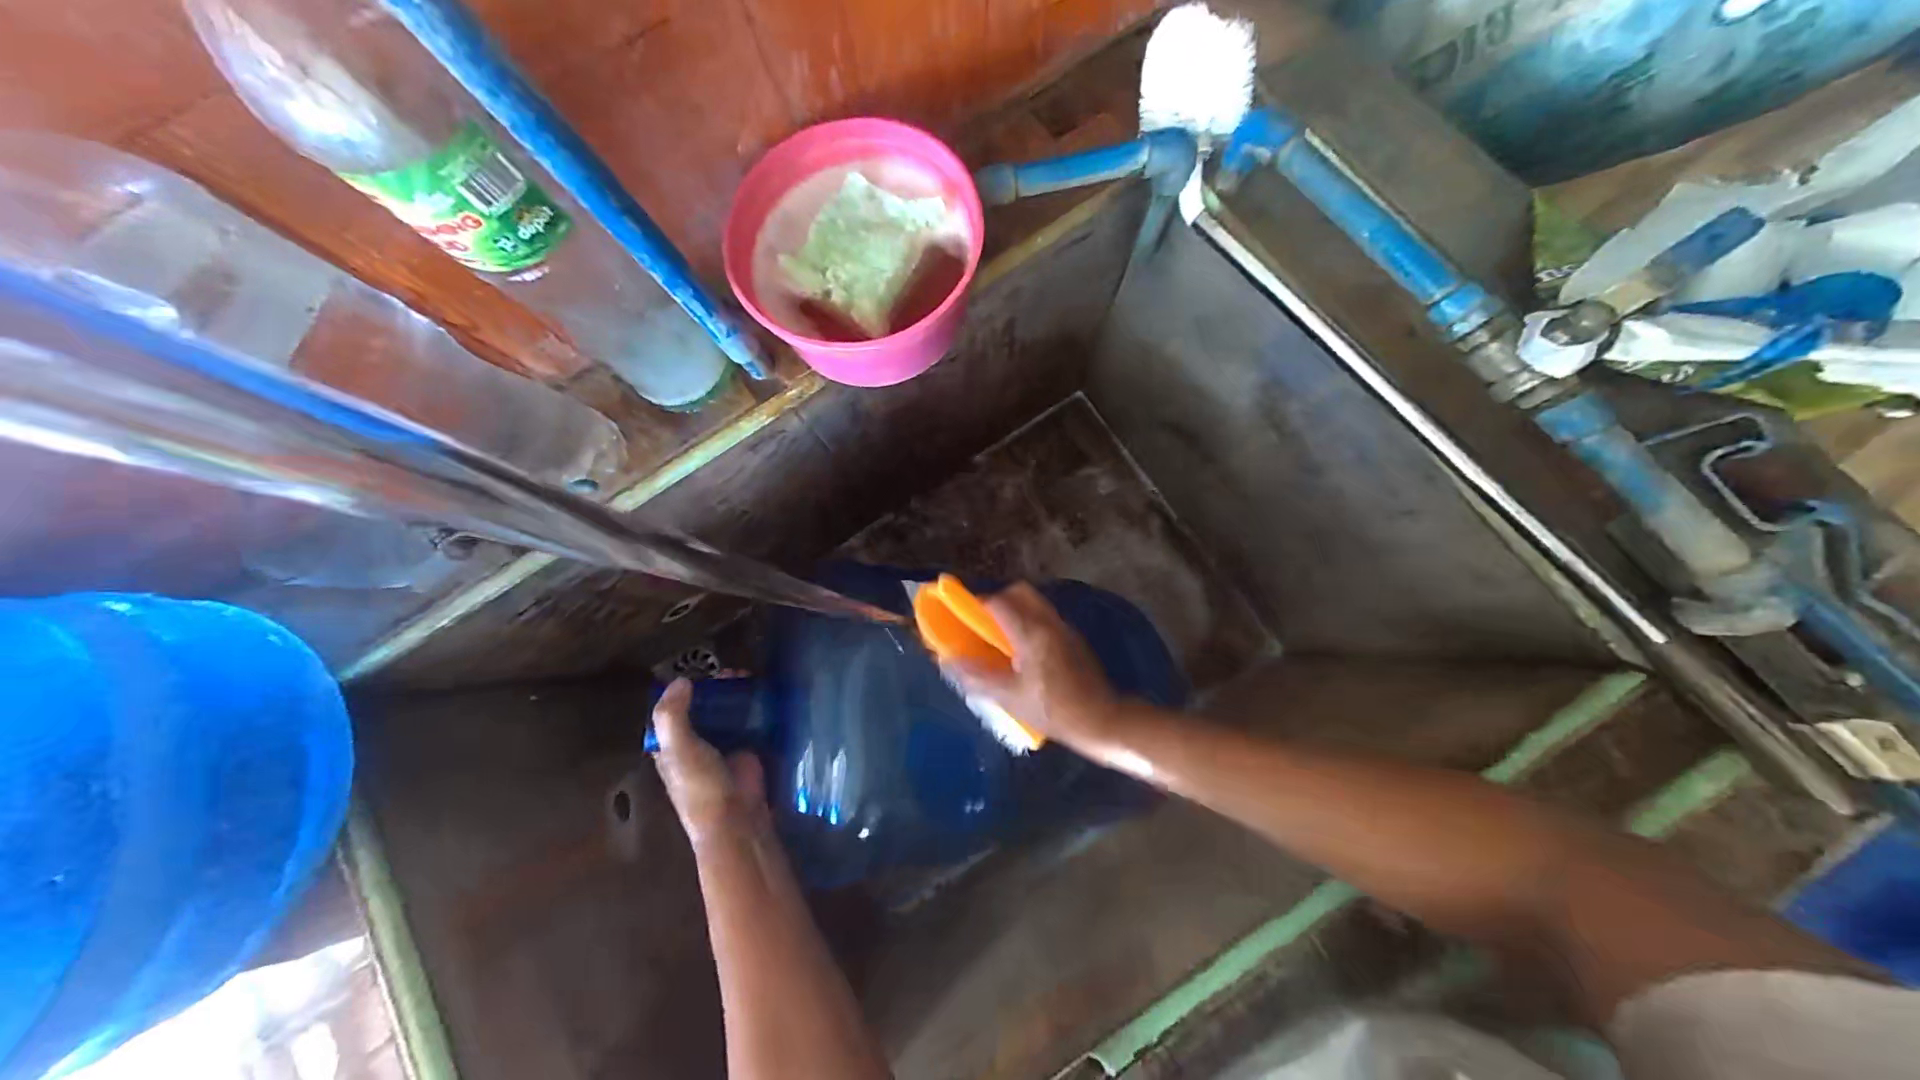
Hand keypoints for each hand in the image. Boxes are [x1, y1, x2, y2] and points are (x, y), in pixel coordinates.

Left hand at [650, 678, 769, 846]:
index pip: (672, 711)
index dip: (683, 691)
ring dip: (735, 694)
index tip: (699, 672)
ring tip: (747, 676)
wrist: (736, 817)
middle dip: (715, 688)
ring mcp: (723, 745)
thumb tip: (680, 680)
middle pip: (703, 707)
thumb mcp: (678, 749)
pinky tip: (762, 691)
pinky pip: (750, 721)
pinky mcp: (748, 747)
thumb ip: (673, 715)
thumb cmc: (700, 786)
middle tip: (730, 672)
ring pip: (727, 711)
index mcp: (671, 746)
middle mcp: (696, 743)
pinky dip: (754, 706)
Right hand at [942, 583, 1120, 748]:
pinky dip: (1029, 622)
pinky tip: (1023, 651)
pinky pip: (1045, 617)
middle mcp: (1049, 623)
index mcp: (1031, 633)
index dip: (977, 604)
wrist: (1103, 720)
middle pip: (1020, 592)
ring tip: (1001, 638)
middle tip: (984, 624)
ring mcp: (1065, 628)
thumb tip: (948, 660)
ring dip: (1015, 611)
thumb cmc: (1054, 711)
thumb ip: (977, 676)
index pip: (998, 602)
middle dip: (998, 600)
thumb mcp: (1010, 698)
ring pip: (1035, 603)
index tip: (963, 617)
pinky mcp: (1074, 639)